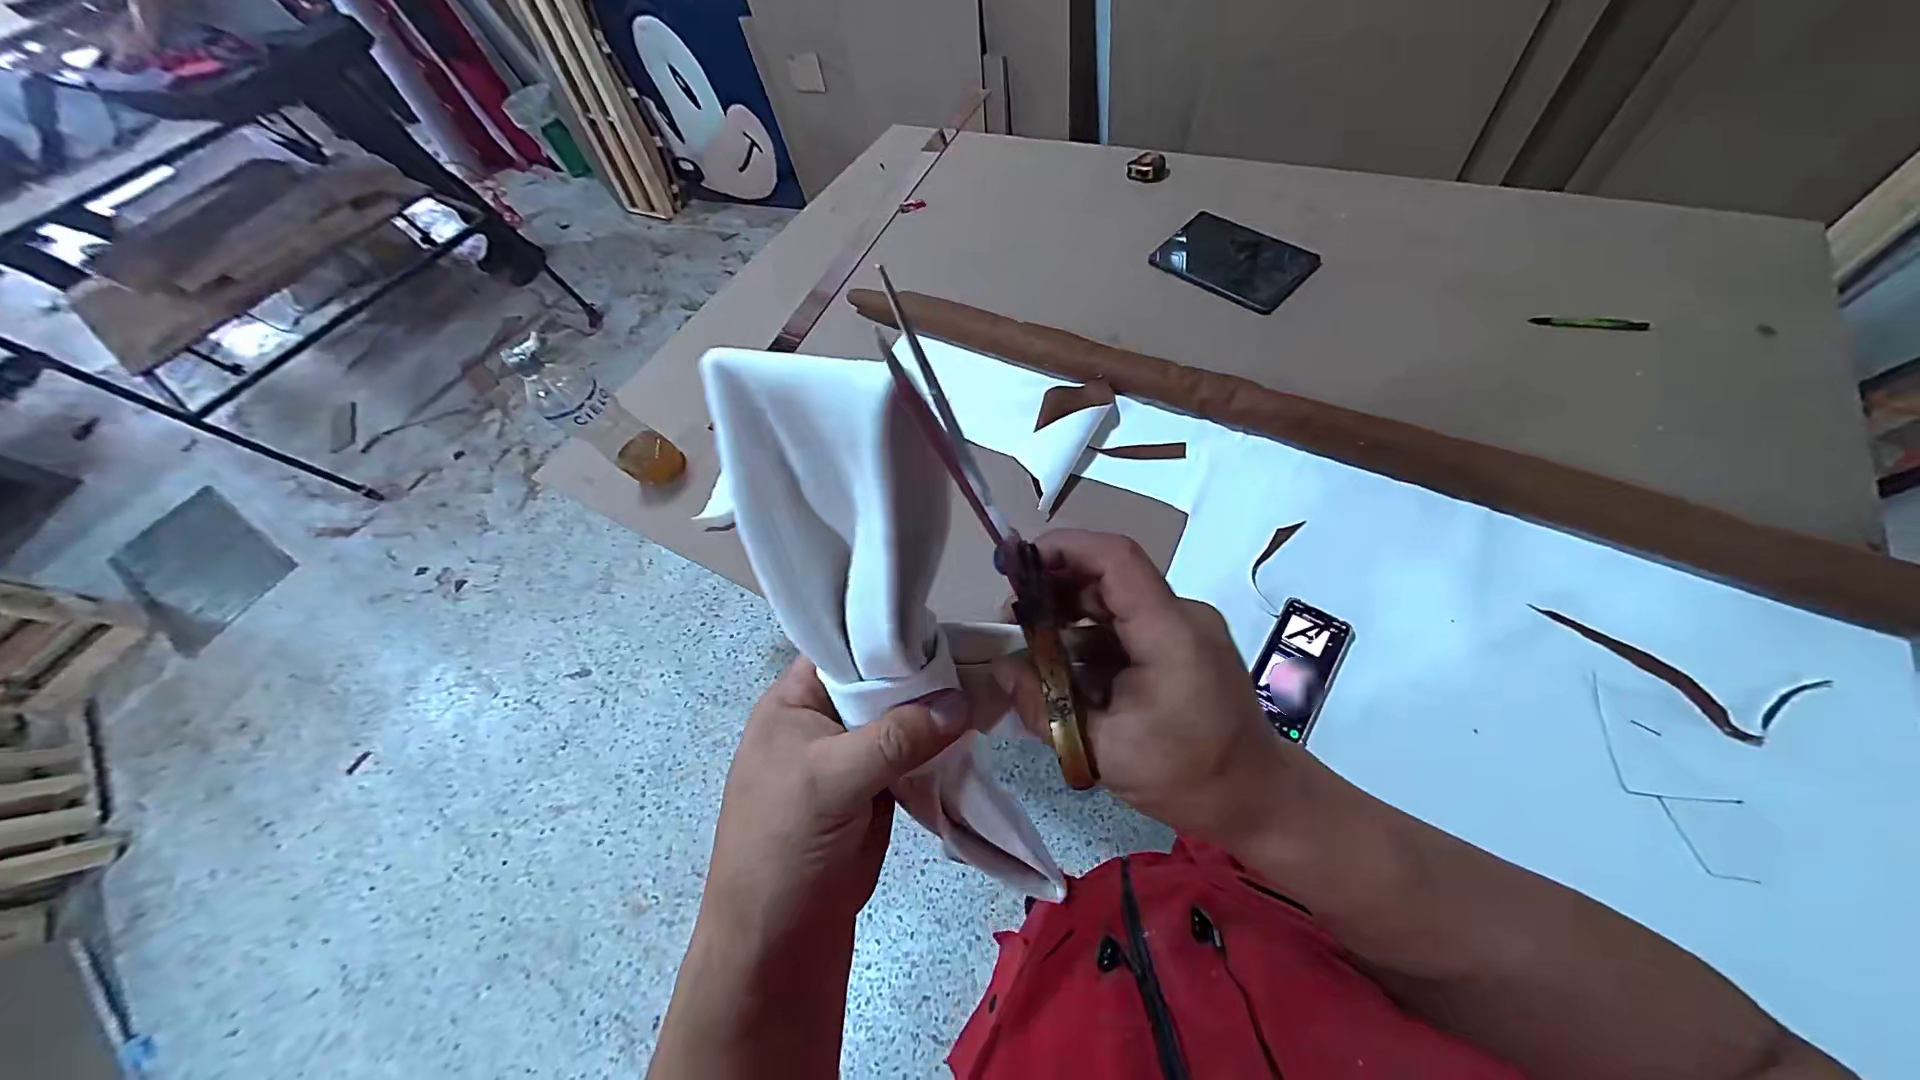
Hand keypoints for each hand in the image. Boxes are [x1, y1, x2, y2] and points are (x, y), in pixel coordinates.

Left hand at [651, 659, 967, 1079]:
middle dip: (924, 673)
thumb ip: (897, 736)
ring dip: (937, 710)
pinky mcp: (878, 781)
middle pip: (881, 680)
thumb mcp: (832, 778)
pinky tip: (972, 732)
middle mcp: (825, 715)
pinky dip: (939, 744)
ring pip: (902, 715)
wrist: (782, 935)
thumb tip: (962, 702)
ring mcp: (853, 750)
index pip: (846, 647)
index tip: (942, 629)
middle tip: (976, 661)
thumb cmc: (785, 842)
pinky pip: (914, 750)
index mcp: (796, 698)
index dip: (889, 636)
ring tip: (985, 689)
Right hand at [997, 529, 1292, 842]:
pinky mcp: (1182, 641)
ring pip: (1115, 598)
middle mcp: (1181, 615)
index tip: (1016, 564)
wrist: (1258, 797)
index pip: (1116, 559)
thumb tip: (1001, 669)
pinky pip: (1127, 621)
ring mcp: (1184, 626)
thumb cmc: (1187, 778)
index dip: (1063, 548)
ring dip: (1069, 612)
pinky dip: (1090, 634)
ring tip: (1031, 643)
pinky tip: (1066, 664)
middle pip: (1110, 575)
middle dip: (1054, 585)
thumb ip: (1044, 706)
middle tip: (1011, 616)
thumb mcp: (1104, 750)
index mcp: (1170, 634)